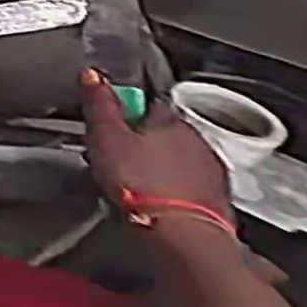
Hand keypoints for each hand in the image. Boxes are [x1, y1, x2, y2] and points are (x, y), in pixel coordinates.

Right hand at [80, 69, 231, 223]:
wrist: (178, 231)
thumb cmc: (138, 178)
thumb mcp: (105, 134)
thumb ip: (100, 104)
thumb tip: (94, 75)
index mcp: (176, 125)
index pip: (147, 105)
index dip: (122, 111)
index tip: (103, 124)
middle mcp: (201, 146)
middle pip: (161, 133)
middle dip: (137, 139)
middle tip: (108, 150)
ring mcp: (211, 175)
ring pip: (173, 158)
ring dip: (152, 162)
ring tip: (124, 174)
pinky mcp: (213, 200)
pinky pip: (181, 182)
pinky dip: (164, 183)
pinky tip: (145, 192)